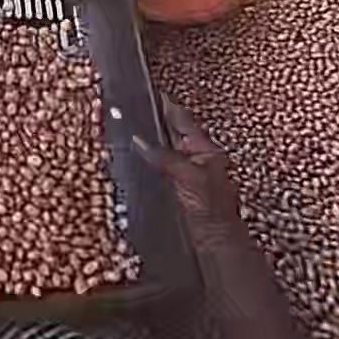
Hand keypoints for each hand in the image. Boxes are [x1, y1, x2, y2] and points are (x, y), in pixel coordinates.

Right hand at [133, 98, 240, 227]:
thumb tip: (139, 140)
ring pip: (160, 150)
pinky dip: (142, 160)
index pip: (182, 119)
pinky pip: (154, 167)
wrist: (215, 247)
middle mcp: (194, 160)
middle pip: (170, 133)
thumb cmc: (212, 213)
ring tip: (123, 127)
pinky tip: (127, 157)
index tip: (149, 91)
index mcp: (206, 151)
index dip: (166, 105)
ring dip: (145, 141)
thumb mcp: (189, 178)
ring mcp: (183, 175)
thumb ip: (165, 157)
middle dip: (151, 120)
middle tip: (129, 106)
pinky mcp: (172, 189)